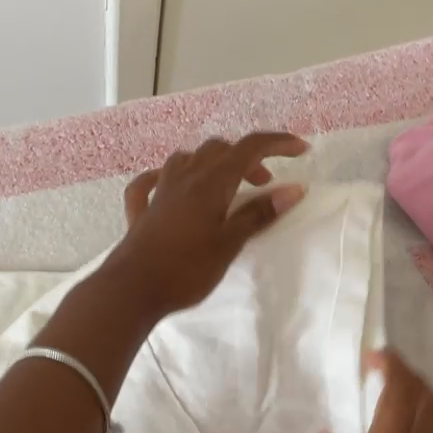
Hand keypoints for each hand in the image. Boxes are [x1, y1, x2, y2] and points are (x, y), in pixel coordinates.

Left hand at [98, 132, 309, 320]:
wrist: (132, 290)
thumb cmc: (186, 269)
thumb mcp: (229, 244)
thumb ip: (258, 214)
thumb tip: (292, 189)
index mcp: (210, 182)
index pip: (249, 148)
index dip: (277, 143)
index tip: (300, 150)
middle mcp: (184, 177)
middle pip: (218, 150)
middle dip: (246, 158)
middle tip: (263, 184)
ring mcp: (158, 191)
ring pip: (186, 159)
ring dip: (209, 163)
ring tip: (224, 185)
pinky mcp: (140, 211)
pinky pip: (150, 182)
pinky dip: (165, 178)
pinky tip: (167, 185)